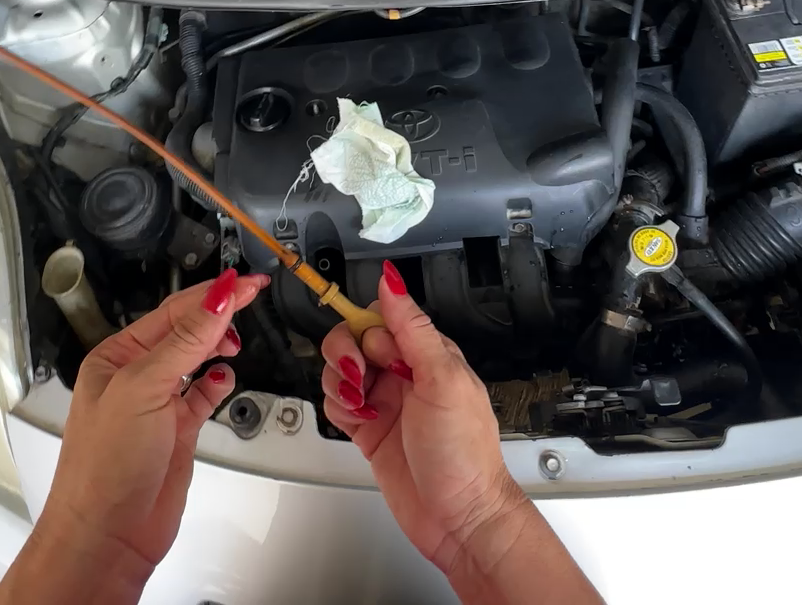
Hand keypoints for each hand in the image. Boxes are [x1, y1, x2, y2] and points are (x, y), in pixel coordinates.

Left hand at [0, 268, 268, 604]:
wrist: (107, 539)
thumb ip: (186, 341)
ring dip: (220, 345)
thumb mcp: (144, 388)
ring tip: (235, 343)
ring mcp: (159, 402)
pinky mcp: (178, 428)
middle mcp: (138, 374)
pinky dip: (219, 382)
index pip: (174, 311)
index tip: (245, 282)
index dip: (212, 295)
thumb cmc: (103, 468)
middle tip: (253, 294)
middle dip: (220, 313)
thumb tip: (218, 299)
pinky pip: (205, 392)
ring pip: (199, 356)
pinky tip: (223, 379)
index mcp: (118, 355)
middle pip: (188, 328)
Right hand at [321, 262, 600, 603]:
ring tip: (360, 403)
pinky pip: (336, 401)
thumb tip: (392, 281)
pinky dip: (337, 406)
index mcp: (426, 352)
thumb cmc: (465, 454)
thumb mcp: (442, 381)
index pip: (380, 316)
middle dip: (345, 353)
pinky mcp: (368, 427)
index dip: (366, 329)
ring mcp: (385, 399)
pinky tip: (356, 419)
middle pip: (354, 338)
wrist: (460, 520)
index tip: (369, 350)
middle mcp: (403, 372)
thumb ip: (413, 329)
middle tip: (358, 378)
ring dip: (339, 381)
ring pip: (340, 368)